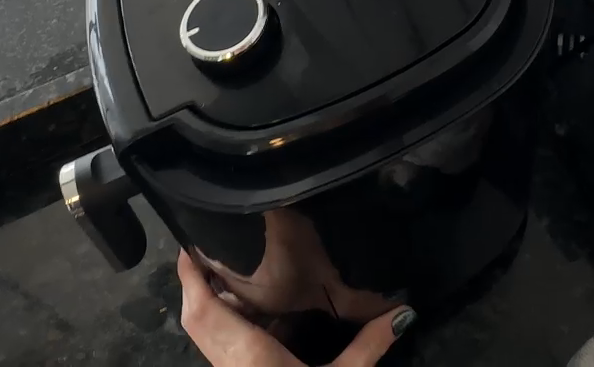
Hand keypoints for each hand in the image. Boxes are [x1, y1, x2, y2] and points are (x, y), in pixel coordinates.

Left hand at [177, 251, 414, 366]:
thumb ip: (368, 346)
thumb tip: (403, 311)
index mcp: (248, 355)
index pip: (204, 311)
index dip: (190, 276)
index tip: (192, 239)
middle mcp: (227, 363)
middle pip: (194, 316)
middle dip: (195, 279)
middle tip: (211, 240)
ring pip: (202, 332)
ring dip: (209, 299)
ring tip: (229, 263)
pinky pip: (216, 345)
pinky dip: (223, 320)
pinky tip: (247, 309)